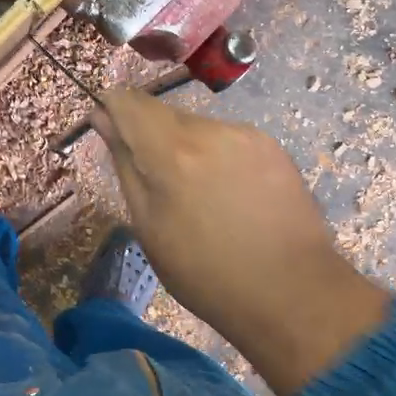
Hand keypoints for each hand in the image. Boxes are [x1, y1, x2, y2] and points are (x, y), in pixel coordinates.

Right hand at [93, 91, 393, 395]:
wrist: (292, 294)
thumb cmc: (204, 273)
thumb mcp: (147, 225)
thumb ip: (124, 164)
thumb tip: (103, 119)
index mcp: (171, 152)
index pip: (128, 101)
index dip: (112, 111)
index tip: (111, 134)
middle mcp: (209, 131)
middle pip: (163, 113)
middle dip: (151, 138)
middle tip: (159, 187)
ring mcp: (246, 136)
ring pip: (196, 127)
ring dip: (185, 149)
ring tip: (199, 198)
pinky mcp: (273, 147)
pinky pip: (227, 139)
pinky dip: (216, 158)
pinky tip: (229, 196)